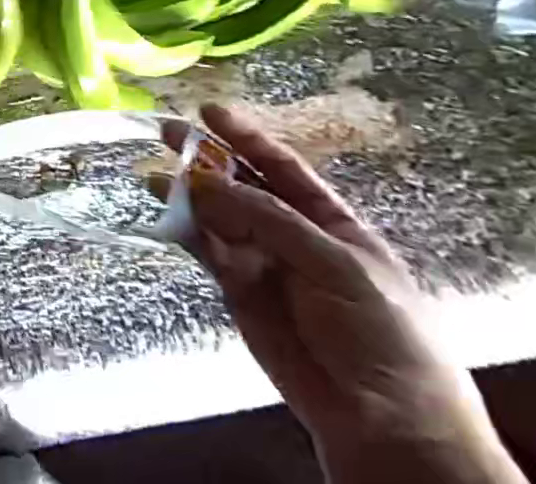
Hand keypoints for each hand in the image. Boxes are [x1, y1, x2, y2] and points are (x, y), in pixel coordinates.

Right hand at [166, 106, 526, 483]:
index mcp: (327, 218)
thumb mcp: (336, 265)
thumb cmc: (380, 333)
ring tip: (153, 176)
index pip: (281, 165)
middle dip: (205, 156)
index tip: (209, 110)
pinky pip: (207, 250)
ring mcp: (261, 260)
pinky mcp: (238, 290)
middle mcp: (289, 231)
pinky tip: (164, 212)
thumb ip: (269, 221)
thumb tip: (204, 183)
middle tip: (166, 131)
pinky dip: (185, 230)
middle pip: (241, 184)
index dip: (246, 136)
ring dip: (187, 193)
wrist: (383, 424)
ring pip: (217, 215)